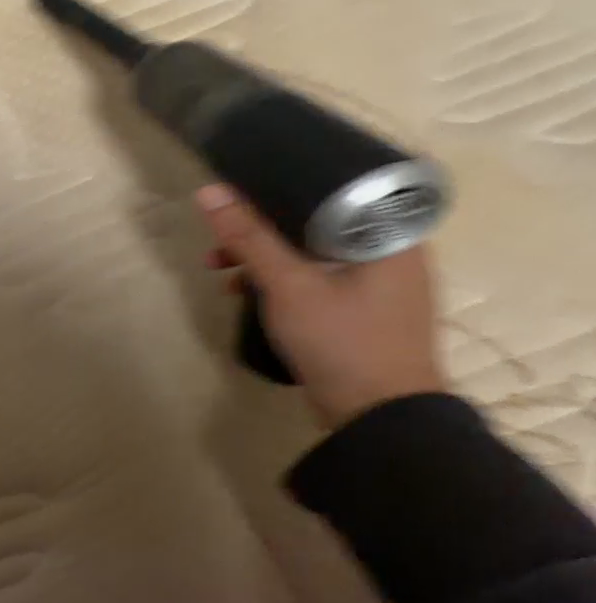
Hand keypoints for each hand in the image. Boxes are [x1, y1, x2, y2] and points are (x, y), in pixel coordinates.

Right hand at [196, 184, 444, 426]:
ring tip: (220, 269)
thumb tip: (209, 191)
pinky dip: (279, 277)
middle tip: (219, 238)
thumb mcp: (288, 285)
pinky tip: (244, 291)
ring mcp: (379, 283)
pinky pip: (314, 275)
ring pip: (309, 249)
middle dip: (259, 227)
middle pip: (313, 220)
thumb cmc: (343, 340)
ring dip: (262, 255)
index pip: (332, 189)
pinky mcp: (363, 308)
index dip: (280, 185)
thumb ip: (249, 237)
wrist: (380, 417)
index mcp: (390, 237)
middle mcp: (392, 252)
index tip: (237, 190)